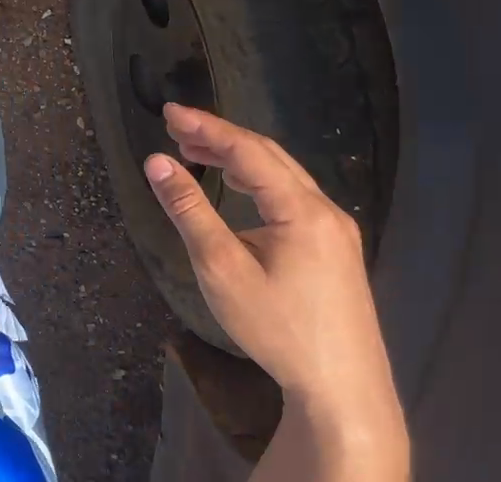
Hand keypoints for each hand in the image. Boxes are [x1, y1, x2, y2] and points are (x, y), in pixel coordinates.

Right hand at [144, 105, 405, 468]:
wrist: (343, 390)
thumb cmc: (278, 327)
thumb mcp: (221, 267)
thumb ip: (189, 209)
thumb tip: (156, 161)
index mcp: (302, 210)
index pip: (248, 151)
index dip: (206, 126)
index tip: (168, 111)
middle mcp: (325, 211)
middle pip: (269, 156)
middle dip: (220, 136)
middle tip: (174, 126)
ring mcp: (335, 231)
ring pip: (282, 175)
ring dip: (237, 157)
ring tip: (194, 150)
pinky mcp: (334, 249)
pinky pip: (291, 195)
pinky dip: (255, 179)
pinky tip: (234, 186)